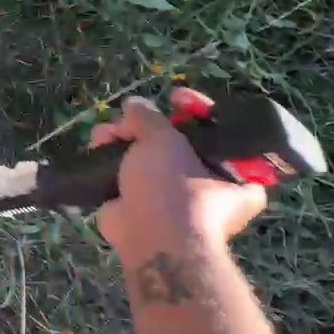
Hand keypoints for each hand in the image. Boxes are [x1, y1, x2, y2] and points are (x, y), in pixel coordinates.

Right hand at [89, 88, 267, 266]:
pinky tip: (97, 149)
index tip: (175, 97)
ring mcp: (170, 193)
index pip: (222, 133)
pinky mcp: (140, 200)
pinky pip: (125, 169)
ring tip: (104, 136)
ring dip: (119, 137)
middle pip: (172, 140)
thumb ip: (151, 118)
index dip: (198, 111)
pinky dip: (109, 157)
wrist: (150, 236)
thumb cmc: (175, 190)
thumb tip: (135, 104)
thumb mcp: (166, 144)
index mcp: (236, 176)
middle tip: (126, 122)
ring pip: (143, 152)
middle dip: (142, 126)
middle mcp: (207, 184)